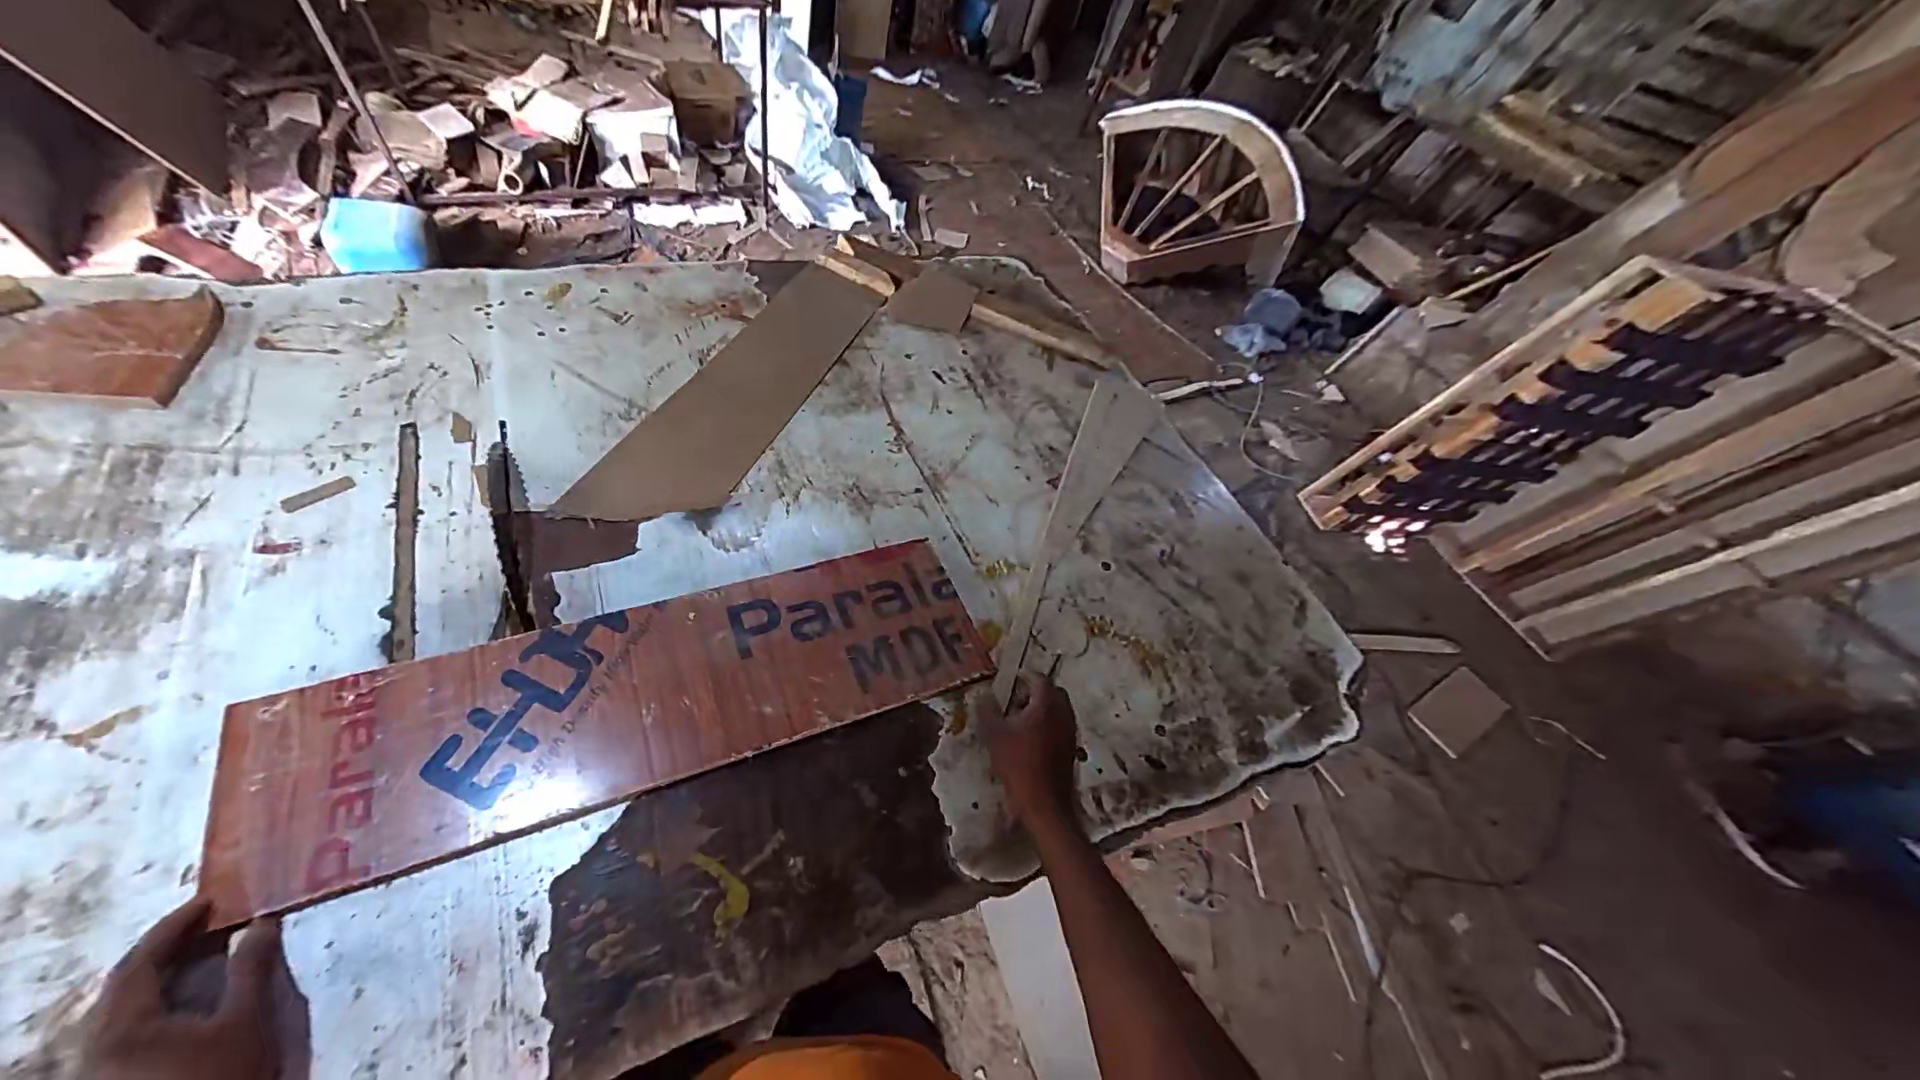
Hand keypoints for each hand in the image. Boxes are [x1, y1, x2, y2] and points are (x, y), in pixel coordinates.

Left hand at [82, 898, 282, 1079]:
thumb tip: (263, 922)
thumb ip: (251, 968)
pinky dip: (164, 993)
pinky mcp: (115, 1075)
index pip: (138, 963)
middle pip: (126, 984)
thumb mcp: (245, 1019)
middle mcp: (96, 1045)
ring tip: (211, 945)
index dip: (175, 926)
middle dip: (171, 945)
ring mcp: (100, 1066)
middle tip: (216, 916)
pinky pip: (131, 1022)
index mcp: (120, 1028)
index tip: (213, 898)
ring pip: (127, 1004)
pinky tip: (194, 988)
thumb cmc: (220, 1076)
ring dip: (168, 969)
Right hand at [978, 674, 1081, 833]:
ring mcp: (1071, 731)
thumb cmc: (1018, 765)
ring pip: (1059, 709)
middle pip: (1053, 692)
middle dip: (1035, 692)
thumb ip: (988, 711)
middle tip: (1015, 701)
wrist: (1044, 803)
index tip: (1010, 682)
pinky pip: (1061, 725)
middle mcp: (1064, 714)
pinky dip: (1048, 724)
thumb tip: (983, 695)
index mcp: (1047, 705)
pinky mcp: (1072, 748)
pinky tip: (1031, 740)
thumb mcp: (995, 735)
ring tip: (1021, 721)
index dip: (1024, 677)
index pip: (1040, 679)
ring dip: (1042, 709)